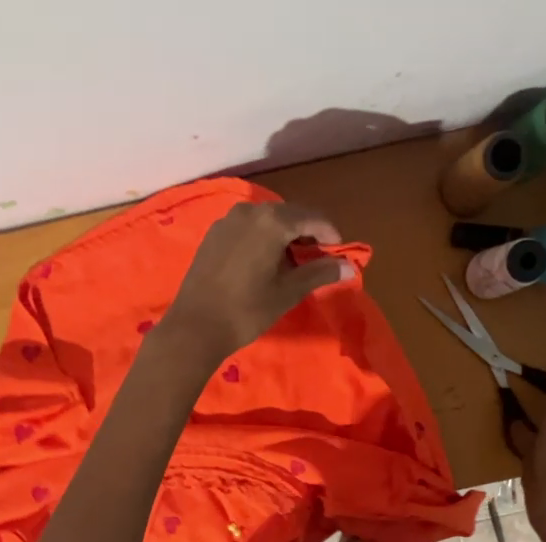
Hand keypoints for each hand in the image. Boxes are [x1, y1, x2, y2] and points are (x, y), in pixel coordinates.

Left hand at [154, 201, 352, 369]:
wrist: (196, 326)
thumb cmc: (247, 310)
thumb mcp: (288, 292)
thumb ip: (319, 273)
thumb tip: (349, 267)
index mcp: (273, 221)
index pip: (313, 217)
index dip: (330, 235)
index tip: (338, 255)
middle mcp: (250, 211)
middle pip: (289, 214)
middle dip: (307, 233)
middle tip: (317, 260)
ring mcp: (228, 220)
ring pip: (267, 220)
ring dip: (284, 235)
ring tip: (291, 262)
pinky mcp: (214, 234)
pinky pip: (247, 227)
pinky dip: (262, 238)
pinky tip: (264, 262)